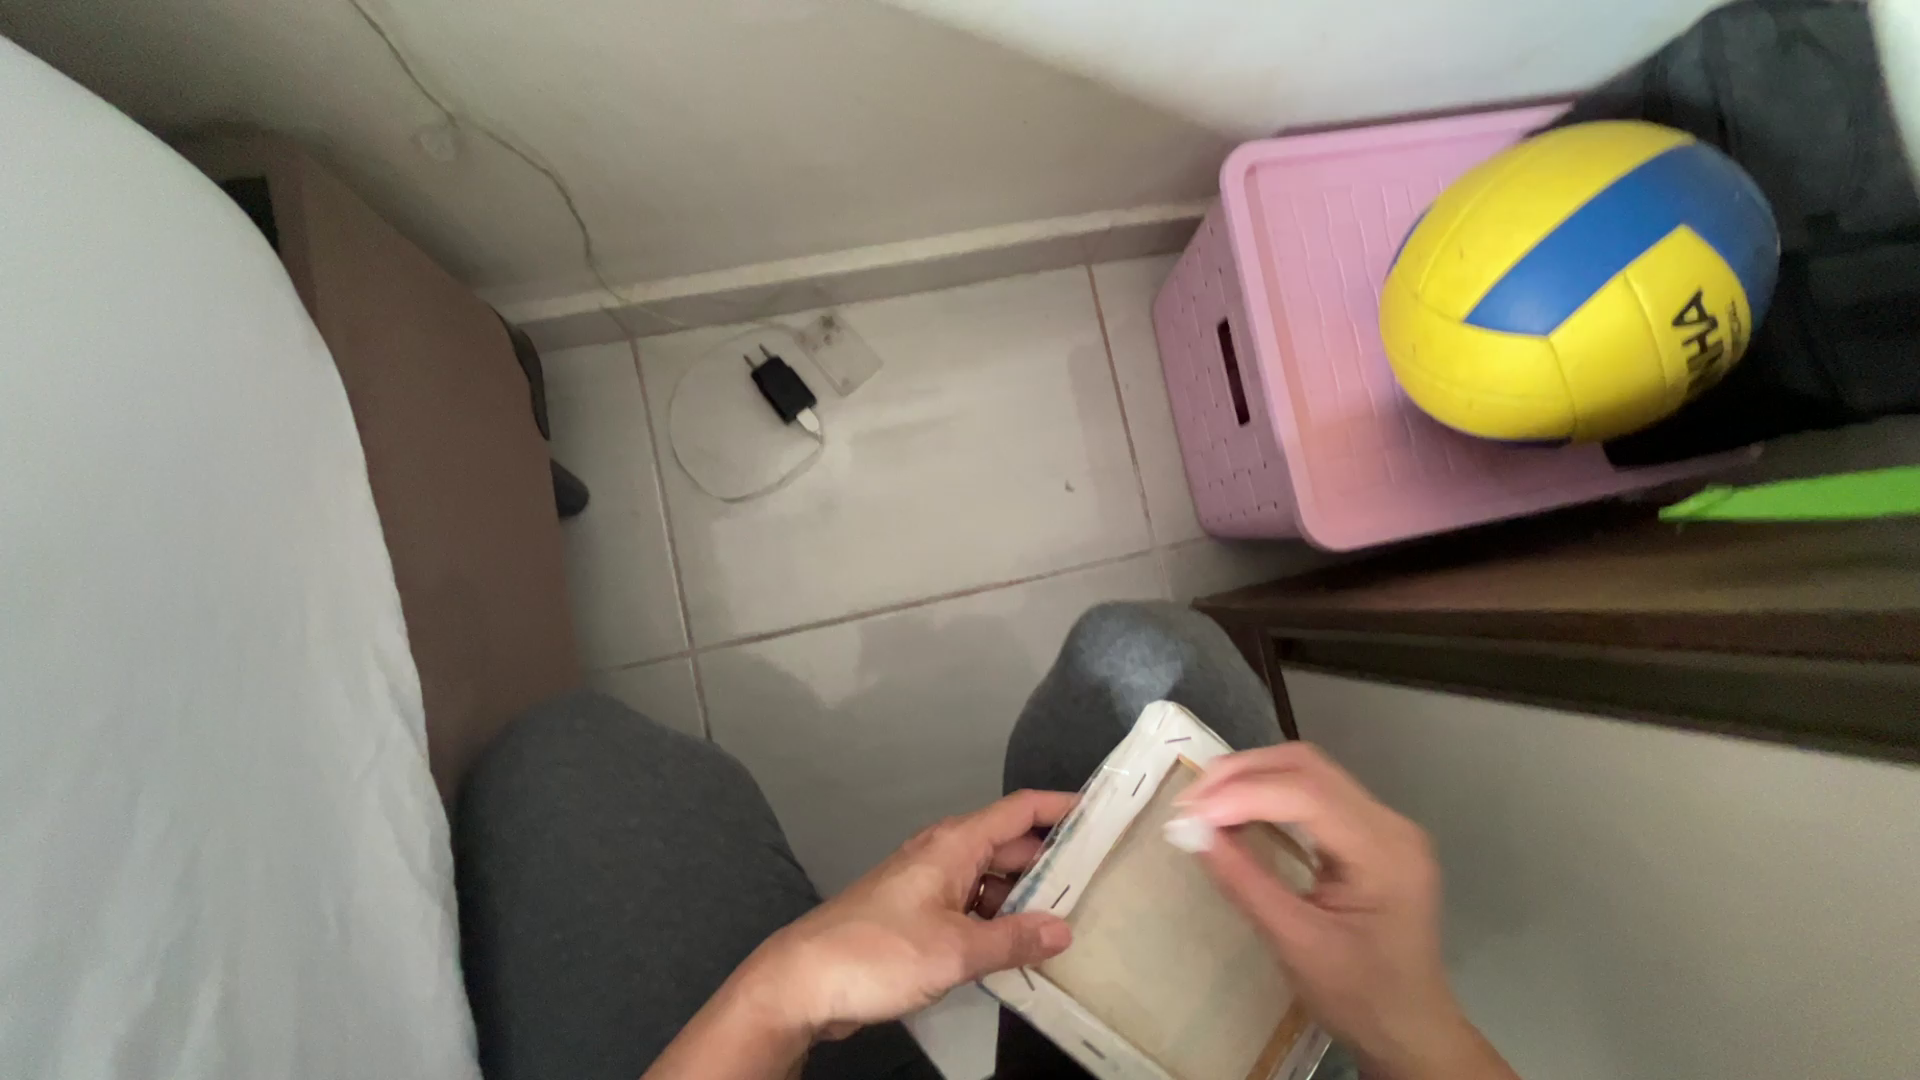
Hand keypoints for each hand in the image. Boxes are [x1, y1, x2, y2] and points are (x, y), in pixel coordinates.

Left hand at [742, 789, 1076, 1040]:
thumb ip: (1012, 939)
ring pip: (992, 878)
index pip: (1021, 809)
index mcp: (956, 843)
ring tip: (1073, 919)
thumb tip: (1064, 930)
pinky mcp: (920, 913)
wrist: (805, 980)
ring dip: (1025, 896)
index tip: (1103, 813)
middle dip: (1053, 860)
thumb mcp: (955, 950)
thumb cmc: (880, 951)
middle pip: (1011, 844)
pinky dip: (999, 920)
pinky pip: (973, 905)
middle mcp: (947, 853)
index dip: (1062, 807)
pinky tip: (1022, 948)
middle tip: (1103, 880)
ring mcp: (932, 883)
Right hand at [1177, 744, 1514, 1079]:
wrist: (1410, 1030)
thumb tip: (1191, 831)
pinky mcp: (1365, 828)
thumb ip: (1243, 880)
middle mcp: (1388, 823)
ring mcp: (1381, 822)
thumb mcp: (1295, 943)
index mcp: (1384, 852)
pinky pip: (1309, 789)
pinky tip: (1235, 808)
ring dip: (1249, 777)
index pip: (1307, 795)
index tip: (1190, 814)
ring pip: (1305, 769)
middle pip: (1306, 766)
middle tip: (1191, 800)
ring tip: (1204, 801)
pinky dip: (1265, 790)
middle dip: (1241, 774)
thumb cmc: (1359, 997)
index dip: (1243, 794)